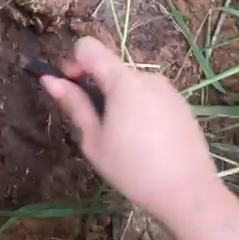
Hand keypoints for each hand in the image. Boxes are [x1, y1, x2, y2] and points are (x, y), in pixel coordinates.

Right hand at [40, 37, 226, 228]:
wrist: (188, 192)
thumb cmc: (132, 168)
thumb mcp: (94, 140)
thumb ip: (74, 105)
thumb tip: (50, 80)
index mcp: (123, 81)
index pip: (89, 47)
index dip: (72, 62)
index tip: (69, 88)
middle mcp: (147, 77)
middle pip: (111, 68)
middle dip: (95, 87)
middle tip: (93, 126)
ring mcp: (168, 91)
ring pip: (131, 85)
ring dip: (117, 100)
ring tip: (120, 139)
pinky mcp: (181, 106)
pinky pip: (150, 97)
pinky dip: (138, 109)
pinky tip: (144, 143)